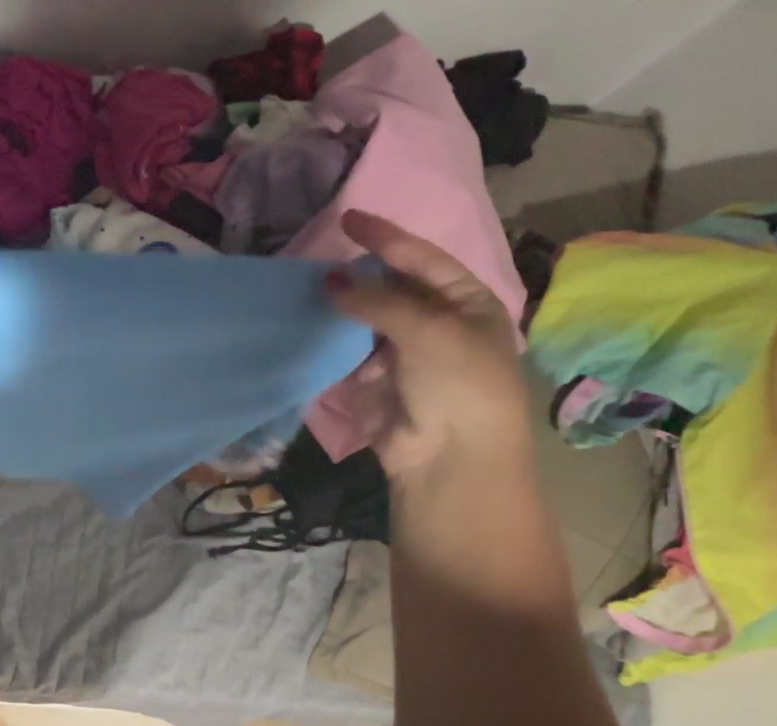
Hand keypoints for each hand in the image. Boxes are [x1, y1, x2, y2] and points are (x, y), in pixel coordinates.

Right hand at [325, 210, 530, 480]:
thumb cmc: (458, 382)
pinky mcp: (373, 385)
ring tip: (311, 299)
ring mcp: (402, 355)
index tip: (349, 219)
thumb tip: (330, 283)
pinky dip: (334, 348)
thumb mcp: (428, 330)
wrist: (449, 455)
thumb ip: (379, 302)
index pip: (422, 259)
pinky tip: (316, 336)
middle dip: (359, 277)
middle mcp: (435, 324)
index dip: (387, 238)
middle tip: (320, 264)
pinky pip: (348, 357)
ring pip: (364, 323)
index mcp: (465, 303)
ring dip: (342, 314)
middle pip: (390, 289)